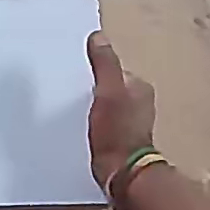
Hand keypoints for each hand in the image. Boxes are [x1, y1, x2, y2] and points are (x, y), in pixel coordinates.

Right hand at [86, 31, 158, 195]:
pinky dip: (92, 123)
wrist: (121, 173)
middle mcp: (140, 104)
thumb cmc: (117, 131)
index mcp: (140, 88)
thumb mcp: (108, 92)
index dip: (94, 73)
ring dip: (91, 108)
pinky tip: (80, 129)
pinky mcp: (119, 142)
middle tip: (69, 94)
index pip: (114, 72)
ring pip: (106, 107)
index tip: (75, 77)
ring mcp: (130, 124)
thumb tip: (98, 36)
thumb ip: (104, 65)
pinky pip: (103, 124)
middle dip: (92, 90)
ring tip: (72, 112)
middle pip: (110, 89)